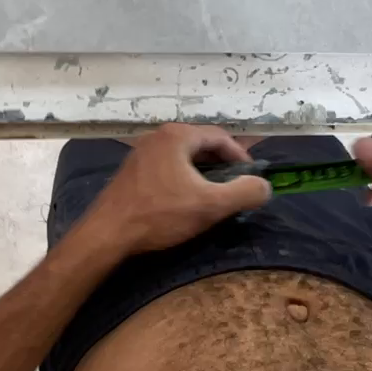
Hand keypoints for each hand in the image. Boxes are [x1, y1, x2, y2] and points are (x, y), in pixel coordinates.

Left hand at [76, 124, 271, 255]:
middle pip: (201, 145)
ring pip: (183, 158)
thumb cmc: (160, 215)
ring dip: (203, 173)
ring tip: (215, 195)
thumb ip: (244, 193)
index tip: (252, 177)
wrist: (107, 234)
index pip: (220, 137)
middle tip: (236, 187)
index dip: (241, 156)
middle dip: (222, 165)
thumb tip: (265, 187)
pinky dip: (184, 179)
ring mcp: (141, 153)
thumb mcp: (210, 206)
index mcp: (177, 136)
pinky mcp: (132, 171)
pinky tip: (186, 201)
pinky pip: (167, 167)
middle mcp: (158, 136)